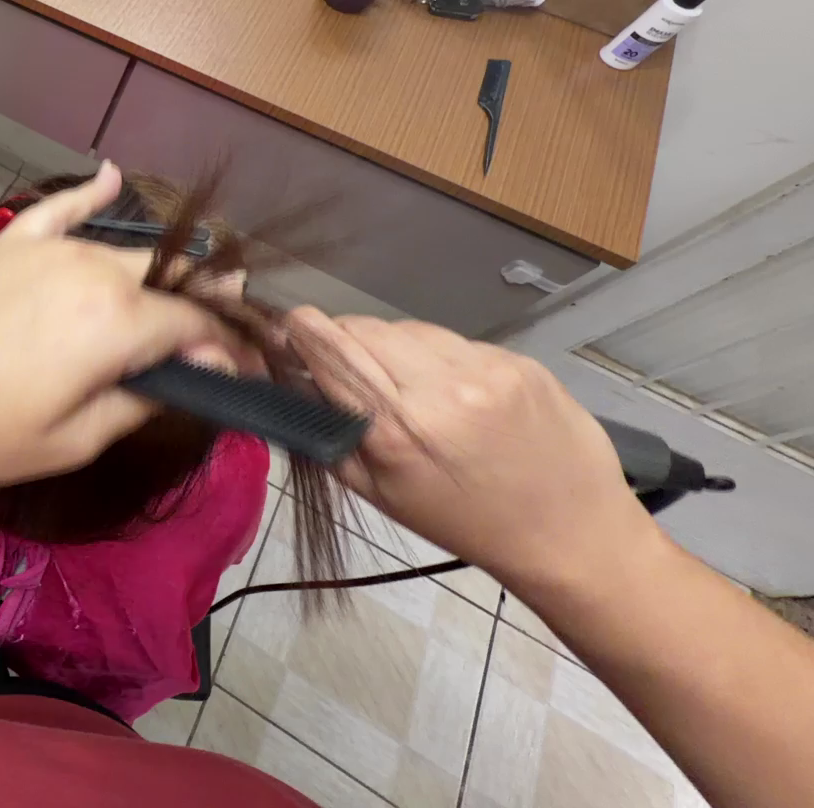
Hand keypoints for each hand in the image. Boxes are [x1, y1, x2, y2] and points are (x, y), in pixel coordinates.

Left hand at [0, 162, 253, 487]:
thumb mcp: (68, 441)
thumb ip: (140, 401)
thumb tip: (185, 376)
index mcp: (114, 321)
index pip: (198, 325)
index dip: (227, 352)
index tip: (240, 377)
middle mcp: (88, 268)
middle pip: (166, 284)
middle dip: (195, 316)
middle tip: (193, 357)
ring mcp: (42, 248)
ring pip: (121, 253)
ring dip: (152, 280)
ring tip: (165, 309)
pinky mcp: (4, 243)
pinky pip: (59, 209)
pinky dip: (90, 194)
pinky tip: (112, 176)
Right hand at [285, 309, 662, 589]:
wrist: (573, 537)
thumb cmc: (456, 520)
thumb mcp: (371, 486)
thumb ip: (322, 427)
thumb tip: (288, 375)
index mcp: (394, 425)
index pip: (326, 342)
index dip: (297, 332)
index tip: (288, 340)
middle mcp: (439, 386)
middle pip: (360, 325)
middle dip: (341, 341)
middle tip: (347, 370)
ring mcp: (486, 369)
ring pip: (403, 326)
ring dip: (387, 345)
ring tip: (403, 382)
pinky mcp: (519, 361)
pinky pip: (449, 339)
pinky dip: (434, 355)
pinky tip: (450, 389)